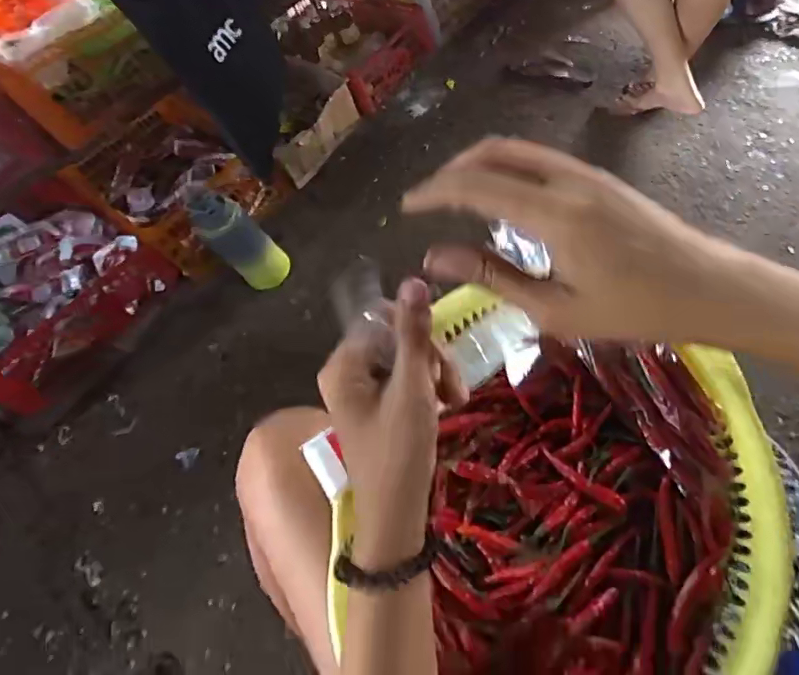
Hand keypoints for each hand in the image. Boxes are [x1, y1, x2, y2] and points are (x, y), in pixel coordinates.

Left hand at [317, 278, 466, 564]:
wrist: (398, 519)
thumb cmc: (400, 453)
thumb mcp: (413, 388)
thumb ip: (415, 334)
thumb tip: (414, 280)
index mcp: (343, 365)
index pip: (384, 316)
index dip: (417, 329)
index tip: (439, 354)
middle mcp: (348, 371)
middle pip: (399, 335)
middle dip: (432, 356)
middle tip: (452, 386)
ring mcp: (363, 389)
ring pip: (409, 355)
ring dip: (437, 372)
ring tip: (455, 399)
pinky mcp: (379, 404)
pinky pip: (408, 376)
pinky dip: (431, 386)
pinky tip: (448, 404)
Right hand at [401, 139, 743, 343]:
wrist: (705, 285)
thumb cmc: (635, 310)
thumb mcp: (558, 309)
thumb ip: (494, 277)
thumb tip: (437, 256)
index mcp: (554, 215)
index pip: (476, 184)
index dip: (435, 191)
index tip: (408, 205)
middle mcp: (567, 180)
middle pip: (494, 151)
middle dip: (453, 169)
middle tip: (429, 199)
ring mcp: (586, 172)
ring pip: (518, 149)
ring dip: (480, 164)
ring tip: (457, 197)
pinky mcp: (599, 176)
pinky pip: (540, 159)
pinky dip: (509, 167)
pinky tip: (503, 198)